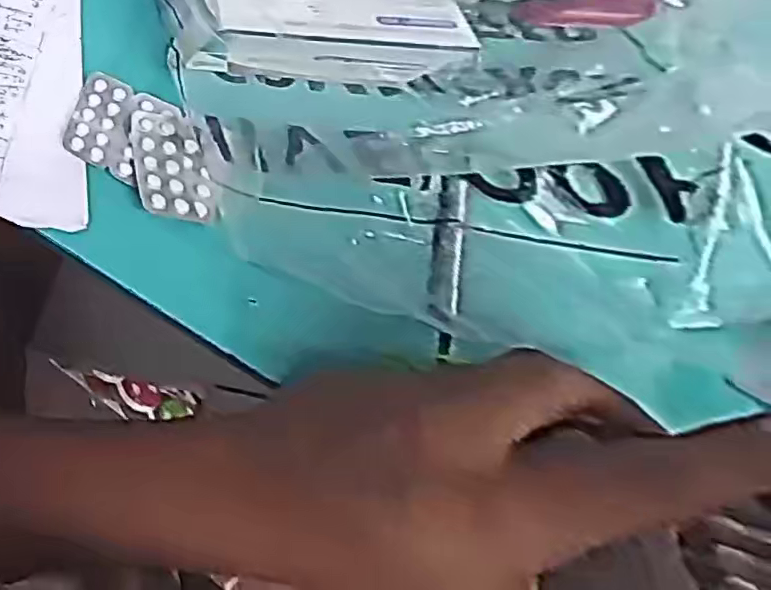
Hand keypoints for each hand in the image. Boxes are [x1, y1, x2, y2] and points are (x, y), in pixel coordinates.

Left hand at [197, 351, 770, 589]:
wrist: (228, 491)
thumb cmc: (340, 563)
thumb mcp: (467, 586)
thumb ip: (529, 556)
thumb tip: (558, 526)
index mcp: (498, 504)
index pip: (639, 478)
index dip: (729, 460)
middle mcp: (449, 429)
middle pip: (554, 382)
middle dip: (609, 407)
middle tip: (630, 451)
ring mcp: (389, 391)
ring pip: (486, 380)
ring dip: (528, 409)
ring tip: (534, 460)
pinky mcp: (347, 379)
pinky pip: (429, 385)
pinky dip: (463, 410)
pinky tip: (441, 453)